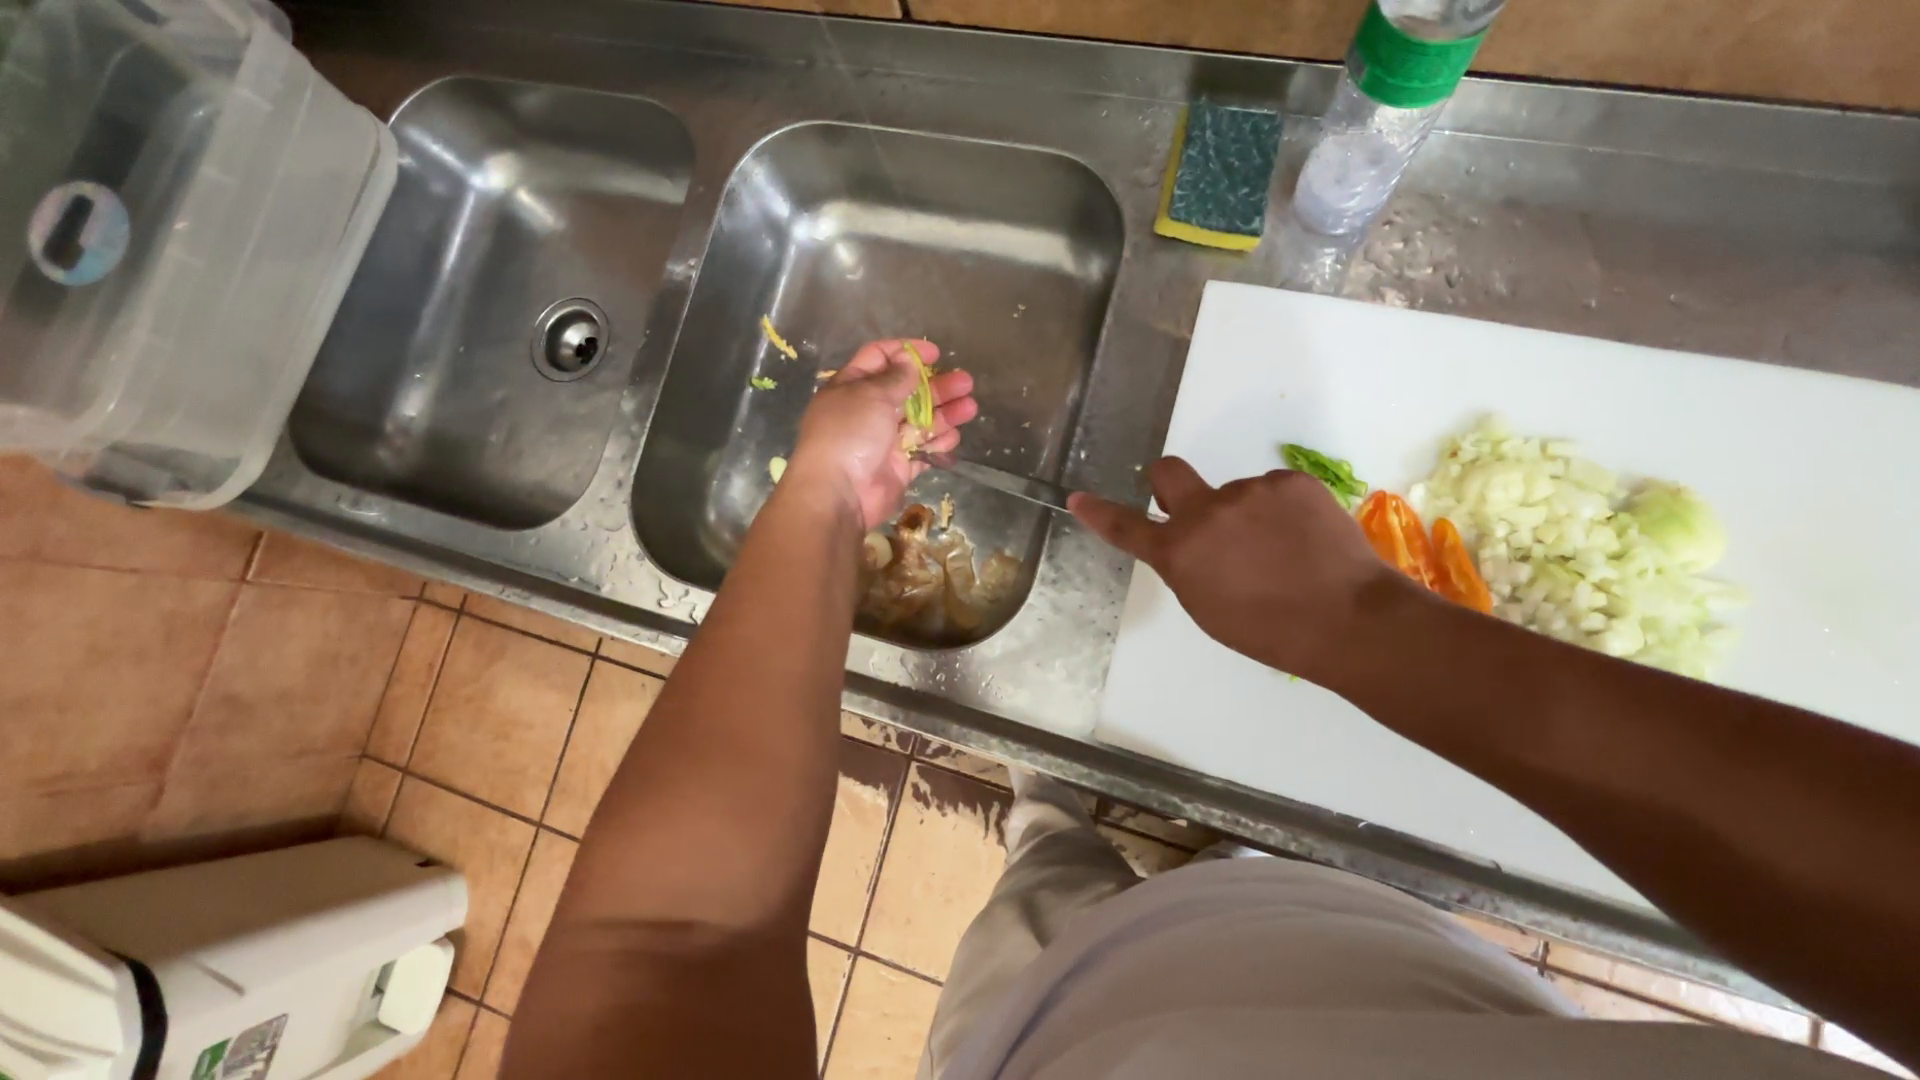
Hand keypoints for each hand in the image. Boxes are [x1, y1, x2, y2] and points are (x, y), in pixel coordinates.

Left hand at [787, 339, 977, 529]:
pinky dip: (938, 443)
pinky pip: (922, 450)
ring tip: (970, 407)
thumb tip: (908, 360)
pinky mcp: (898, 467)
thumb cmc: (850, 433)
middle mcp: (868, 411)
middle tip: (966, 381)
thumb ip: (895, 377)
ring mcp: (884, 441)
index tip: (935, 353)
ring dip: (945, 413)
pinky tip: (954, 437)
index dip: (907, 352)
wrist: (839, 493)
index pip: (879, 358)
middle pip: (908, 391)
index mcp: (853, 387)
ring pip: (920, 421)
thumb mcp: (870, 394)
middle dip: (937, 385)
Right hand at [1068, 457, 1412, 679]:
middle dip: (1168, 484)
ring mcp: (1250, 490)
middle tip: (1194, 511)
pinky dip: (1282, 512)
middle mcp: (1206, 512)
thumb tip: (1189, 546)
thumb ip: (1186, 568)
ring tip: (1283, 553)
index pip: (1127, 527)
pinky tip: (1305, 540)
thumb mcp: (1209, 609)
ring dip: (1246, 516)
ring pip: (1235, 495)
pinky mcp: (1292, 481)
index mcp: (1180, 552)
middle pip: (1168, 472)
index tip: (1079, 497)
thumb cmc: (1271, 631)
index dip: (1099, 513)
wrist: (1348, 619)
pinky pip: (1274, 491)